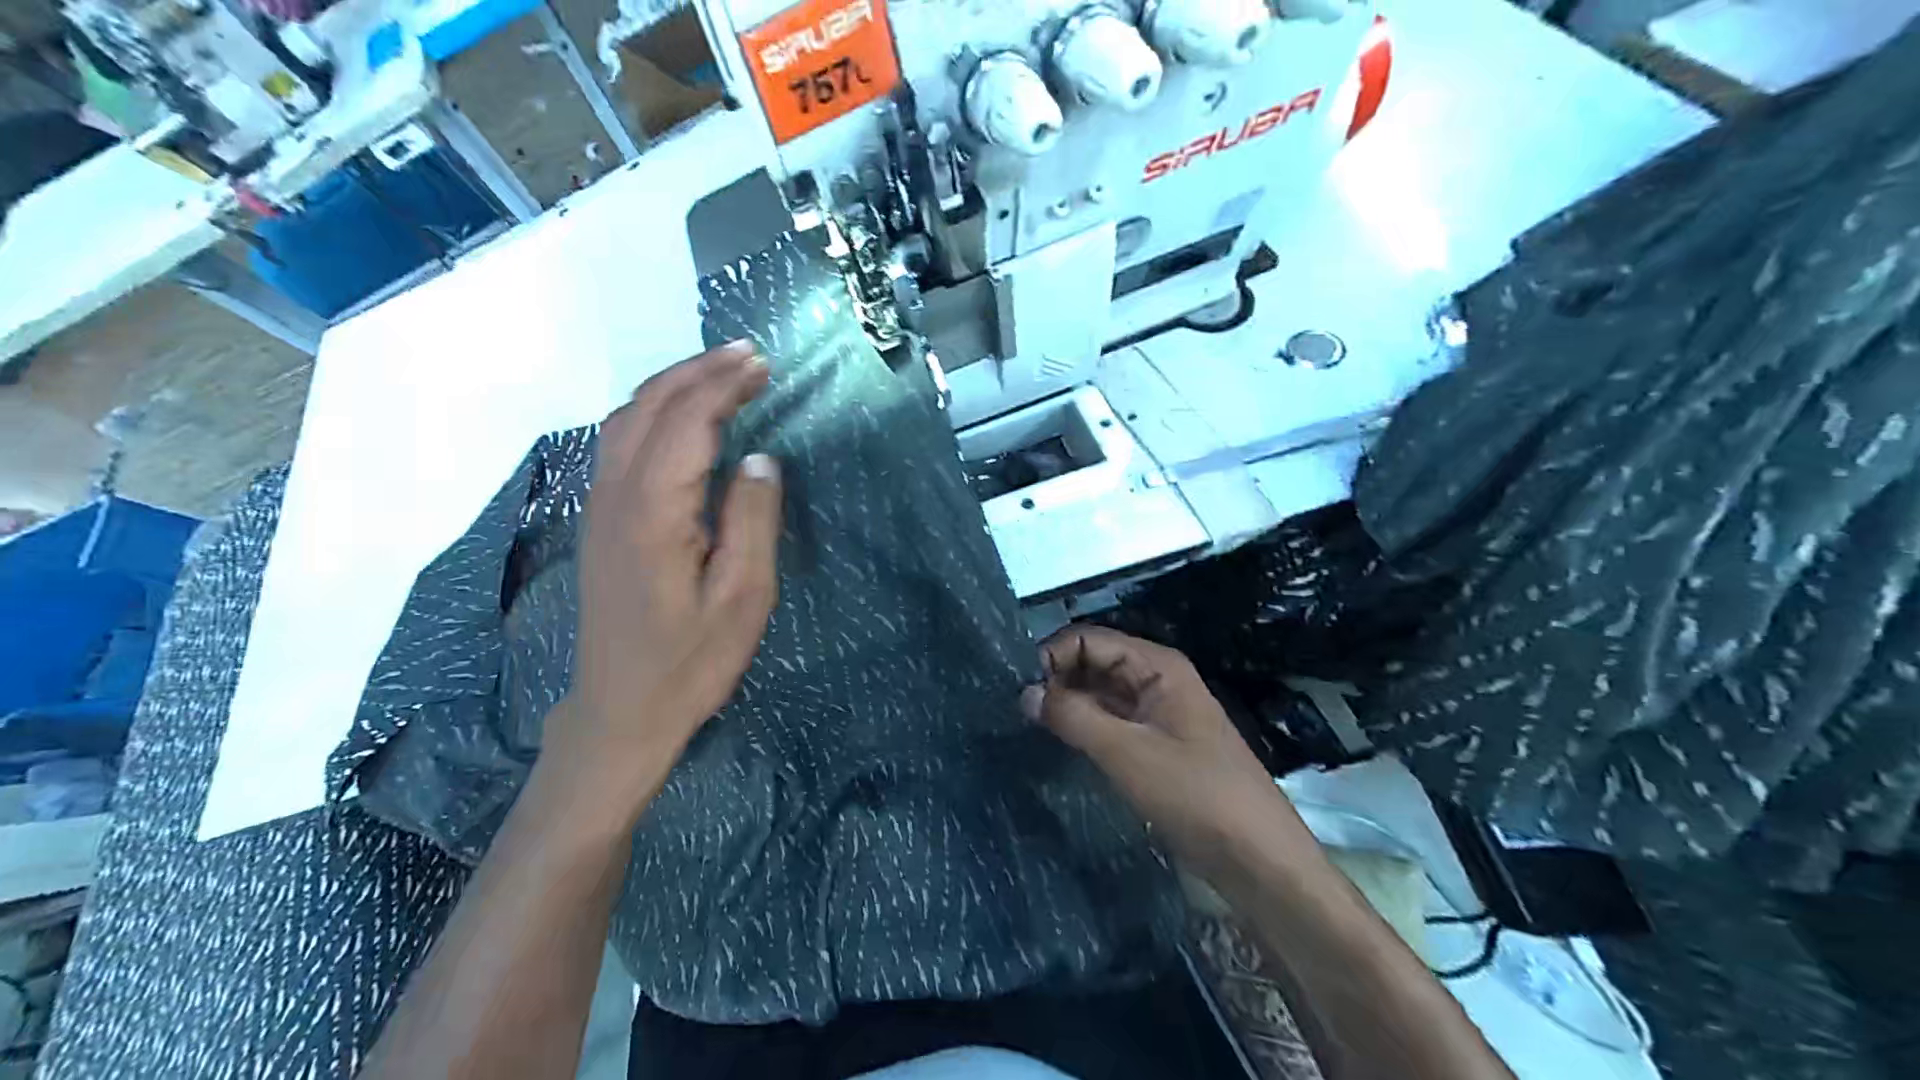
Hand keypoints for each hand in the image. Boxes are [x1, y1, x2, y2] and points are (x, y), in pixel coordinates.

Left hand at [549, 342, 781, 804]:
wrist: (620, 710)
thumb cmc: (690, 661)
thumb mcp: (742, 598)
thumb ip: (751, 521)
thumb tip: (759, 460)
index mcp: (653, 511)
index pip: (687, 422)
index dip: (724, 386)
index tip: (762, 366)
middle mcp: (615, 496)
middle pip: (648, 407)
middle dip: (698, 371)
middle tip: (747, 356)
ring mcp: (599, 507)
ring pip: (626, 419)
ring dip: (672, 386)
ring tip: (718, 373)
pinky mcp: (598, 521)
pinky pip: (619, 442)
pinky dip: (653, 411)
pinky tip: (680, 418)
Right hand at [1023, 626, 1297, 881]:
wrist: (1258, 860)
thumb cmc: (1196, 794)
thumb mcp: (1127, 752)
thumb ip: (1072, 715)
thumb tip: (1024, 692)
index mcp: (1157, 666)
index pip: (1089, 639)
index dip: (1052, 656)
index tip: (1018, 689)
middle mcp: (1156, 680)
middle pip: (1093, 663)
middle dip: (1056, 680)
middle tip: (1016, 711)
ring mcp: (1156, 714)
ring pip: (1099, 694)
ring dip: (1067, 705)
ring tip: (1027, 727)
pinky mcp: (1154, 746)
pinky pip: (1110, 723)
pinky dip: (1083, 728)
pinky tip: (1057, 745)